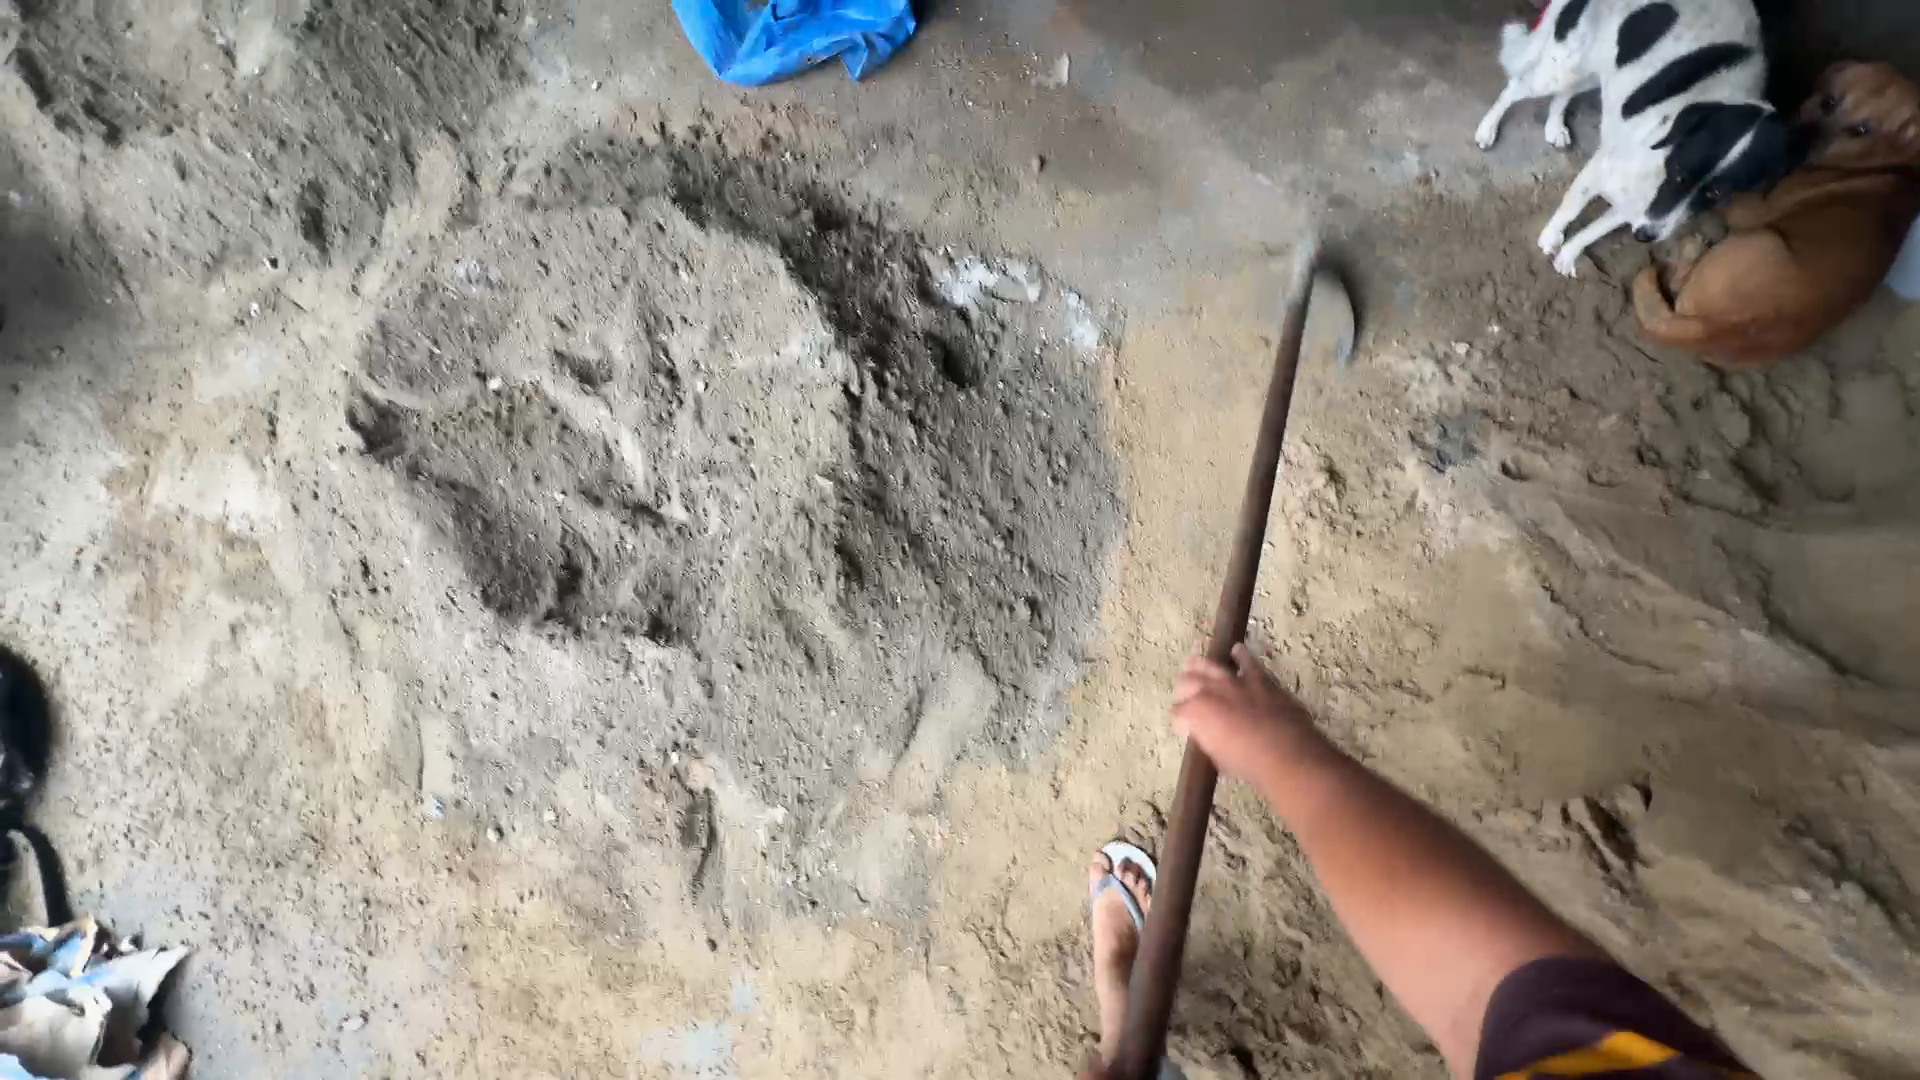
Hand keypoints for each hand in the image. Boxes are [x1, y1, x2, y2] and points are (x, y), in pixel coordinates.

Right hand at [1171, 644, 1322, 783]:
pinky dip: (1241, 655)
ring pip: (1209, 664)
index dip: (1179, 721)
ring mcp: (1235, 681)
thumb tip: (1205, 734)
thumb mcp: (1218, 757)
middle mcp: (1210, 690)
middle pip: (1186, 681)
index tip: (1183, 727)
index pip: (1177, 712)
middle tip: (1183, 695)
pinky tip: (1237, 650)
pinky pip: (1247, 661)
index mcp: (1195, 712)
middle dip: (1182, 689)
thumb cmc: (1249, 764)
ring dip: (1199, 664)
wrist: (1289, 754)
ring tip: (1192, 662)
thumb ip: (1207, 739)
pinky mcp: (1259, 679)